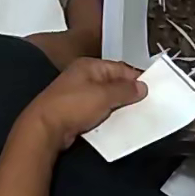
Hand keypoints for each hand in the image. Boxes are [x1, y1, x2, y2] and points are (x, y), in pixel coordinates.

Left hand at [19, 58, 148, 150]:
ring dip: (118, 108)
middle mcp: (82, 77)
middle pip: (113, 84)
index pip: (120, 68)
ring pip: (106, 100)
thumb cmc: (71, 106)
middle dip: (128, 95)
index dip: (136, 79)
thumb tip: (141, 87)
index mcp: (89, 66)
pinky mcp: (74, 112)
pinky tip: (115, 125)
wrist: (44, 128)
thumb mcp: (105, 95)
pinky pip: (97, 112)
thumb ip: (125, 90)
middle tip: (144, 105)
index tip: (150, 90)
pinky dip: (107, 117)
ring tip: (133, 117)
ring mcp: (77, 95)